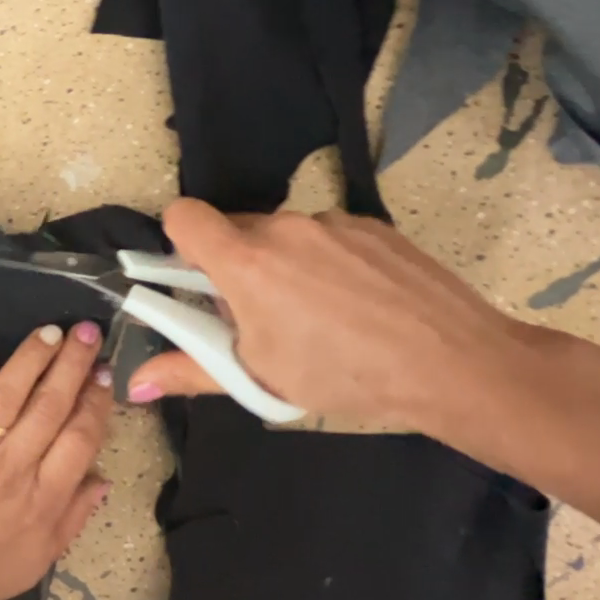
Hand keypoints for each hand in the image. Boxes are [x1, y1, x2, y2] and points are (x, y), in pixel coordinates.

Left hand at [0, 322, 114, 599]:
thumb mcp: (39, 558)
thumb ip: (73, 516)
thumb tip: (103, 477)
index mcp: (42, 498)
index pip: (79, 437)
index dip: (95, 400)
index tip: (105, 372)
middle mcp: (9, 468)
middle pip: (48, 407)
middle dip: (71, 365)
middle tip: (87, 333)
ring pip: (4, 395)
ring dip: (30, 359)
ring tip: (49, 331)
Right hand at [127, 198, 529, 427]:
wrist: (465, 367)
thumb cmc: (347, 375)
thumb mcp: (259, 378)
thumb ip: (189, 371)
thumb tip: (133, 384)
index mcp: (242, 261)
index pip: (181, 215)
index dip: (179, 240)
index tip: (197, 276)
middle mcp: (280, 229)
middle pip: (232, 228)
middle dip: (234, 260)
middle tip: (259, 309)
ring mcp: (330, 223)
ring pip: (282, 233)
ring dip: (282, 260)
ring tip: (320, 310)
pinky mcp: (372, 225)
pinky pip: (327, 234)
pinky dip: (328, 259)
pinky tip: (360, 301)